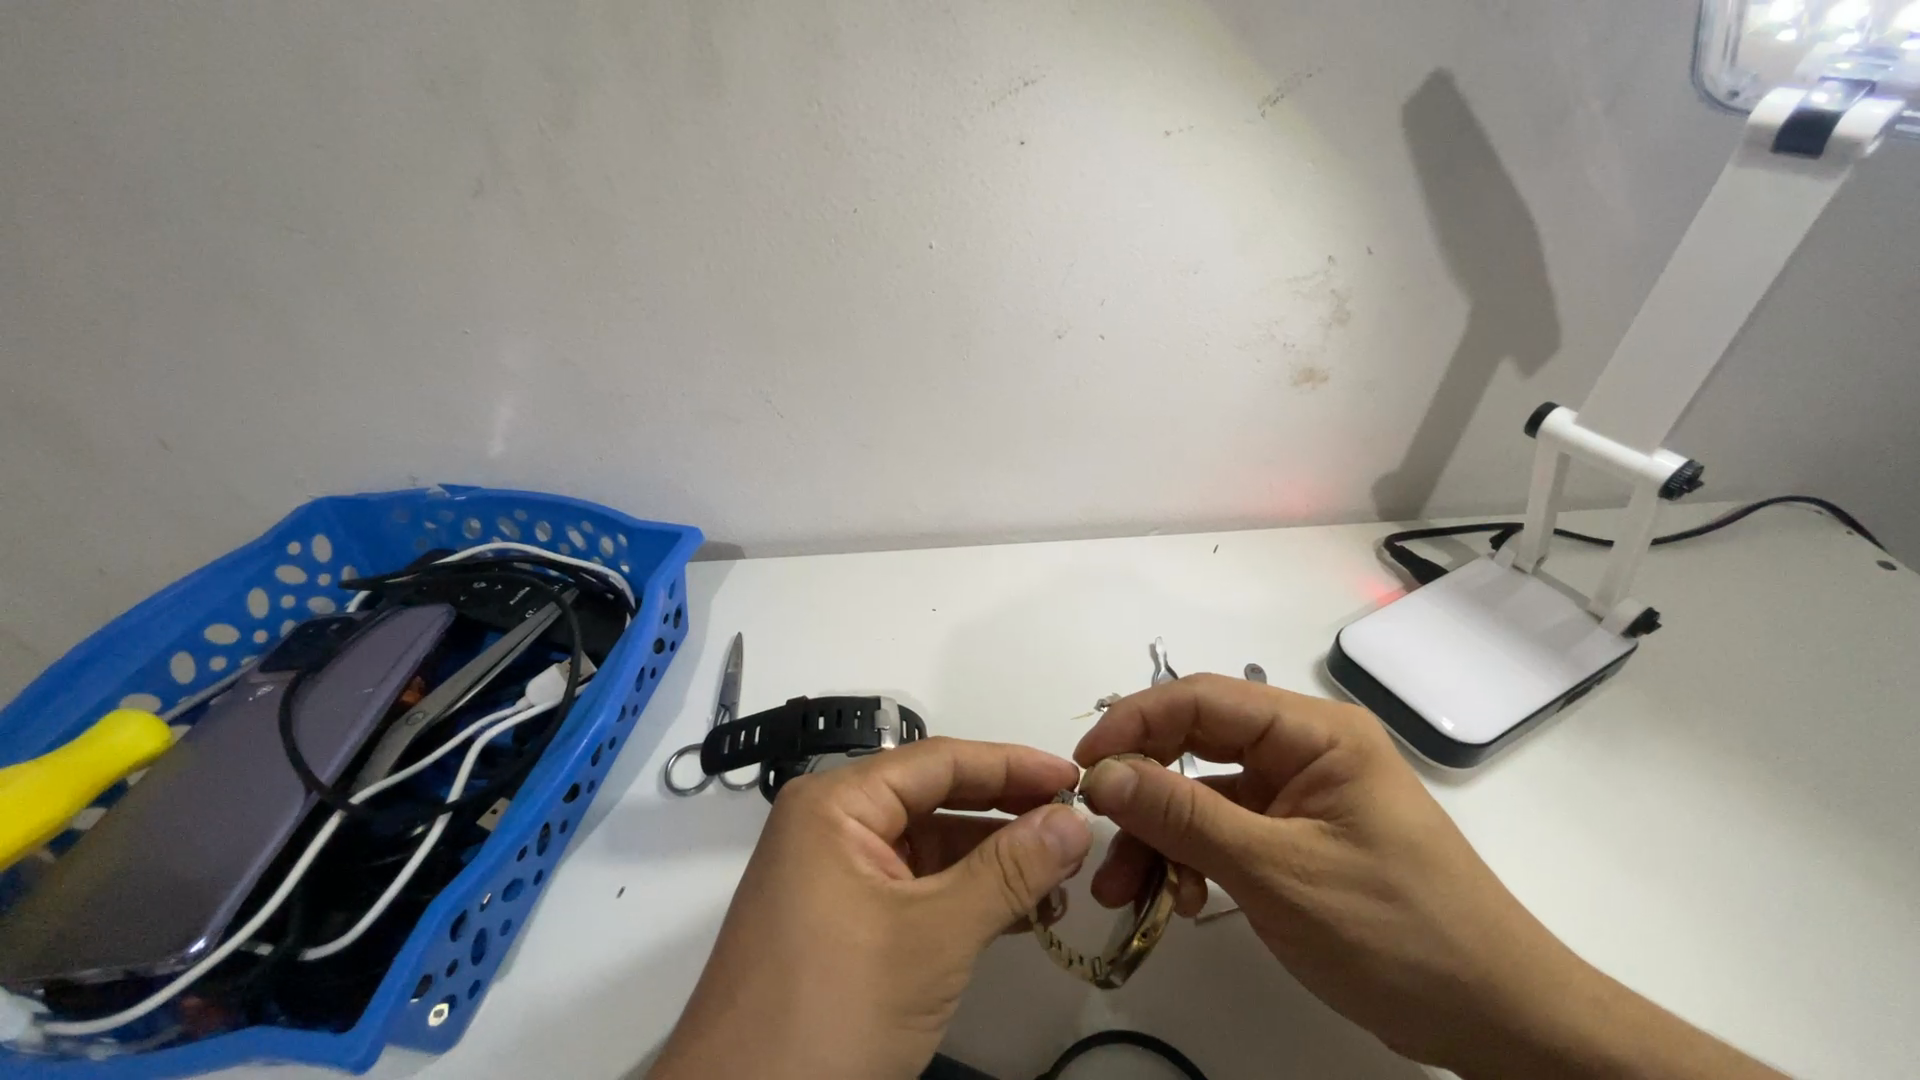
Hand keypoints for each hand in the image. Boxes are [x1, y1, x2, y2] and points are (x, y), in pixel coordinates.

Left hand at [649, 737, 1091, 1079]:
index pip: (939, 761)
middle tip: (1076, 827)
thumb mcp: (933, 936)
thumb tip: (1075, 819)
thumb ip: (1009, 871)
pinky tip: (1022, 911)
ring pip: (931, 847)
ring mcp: (836, 876)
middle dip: (1007, 815)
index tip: (1076, 777)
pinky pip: (917, 889)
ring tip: (1062, 878)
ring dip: (995, 862)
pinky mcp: (844, 923)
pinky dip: (967, 898)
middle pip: (936, 800)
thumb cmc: (834, 1008)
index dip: (1012, 765)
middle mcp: (832, 827)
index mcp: (836, 804)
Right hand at [1075, 675, 1784, 1078]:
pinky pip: (1222, 831)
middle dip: (1142, 792)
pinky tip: (1175, 901)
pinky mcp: (1295, 837)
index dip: (1134, 723)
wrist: (1499, 1021)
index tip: (1083, 771)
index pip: (1201, 698)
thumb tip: (1102, 773)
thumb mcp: (1277, 873)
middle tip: (1099, 841)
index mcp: (1313, 732)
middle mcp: (1303, 749)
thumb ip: (1184, 815)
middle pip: (1194, 745)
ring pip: (1200, 793)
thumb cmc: (1396, 934)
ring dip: (1158, 836)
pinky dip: (1189, 859)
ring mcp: (1298, 795)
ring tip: (1124, 893)